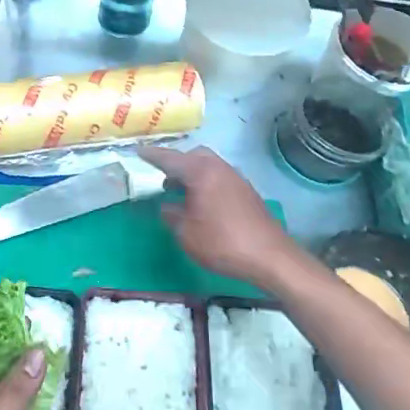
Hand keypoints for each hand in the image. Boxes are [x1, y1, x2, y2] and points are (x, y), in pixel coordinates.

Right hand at [140, 144, 302, 284]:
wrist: (271, 258)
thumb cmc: (223, 243)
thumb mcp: (186, 233)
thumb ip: (171, 215)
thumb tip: (167, 207)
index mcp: (200, 172)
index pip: (169, 158)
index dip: (152, 155)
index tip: (138, 151)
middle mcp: (218, 168)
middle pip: (193, 155)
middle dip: (176, 162)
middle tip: (163, 176)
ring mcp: (235, 178)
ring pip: (208, 165)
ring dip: (192, 173)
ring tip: (180, 192)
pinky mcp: (246, 192)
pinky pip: (219, 177)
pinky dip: (206, 182)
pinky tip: (202, 202)